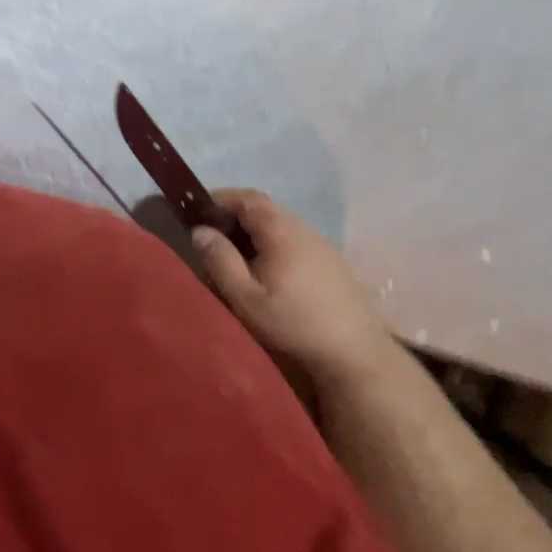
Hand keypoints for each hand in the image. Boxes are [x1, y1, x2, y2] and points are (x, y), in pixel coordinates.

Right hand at [192, 189, 397, 386]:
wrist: (355, 353)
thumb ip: (220, 259)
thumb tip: (199, 230)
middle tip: (210, 238)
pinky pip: (293, 240)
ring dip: (252, 231)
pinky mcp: (331, 263)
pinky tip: (266, 272)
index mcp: (281, 232)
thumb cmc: (293, 322)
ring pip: (279, 225)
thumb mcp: (244, 296)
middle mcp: (304, 230)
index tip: (196, 214)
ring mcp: (321, 245)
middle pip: (264, 209)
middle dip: (233, 216)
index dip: (219, 199)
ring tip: (234, 257)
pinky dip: (271, 244)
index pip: (247, 198)